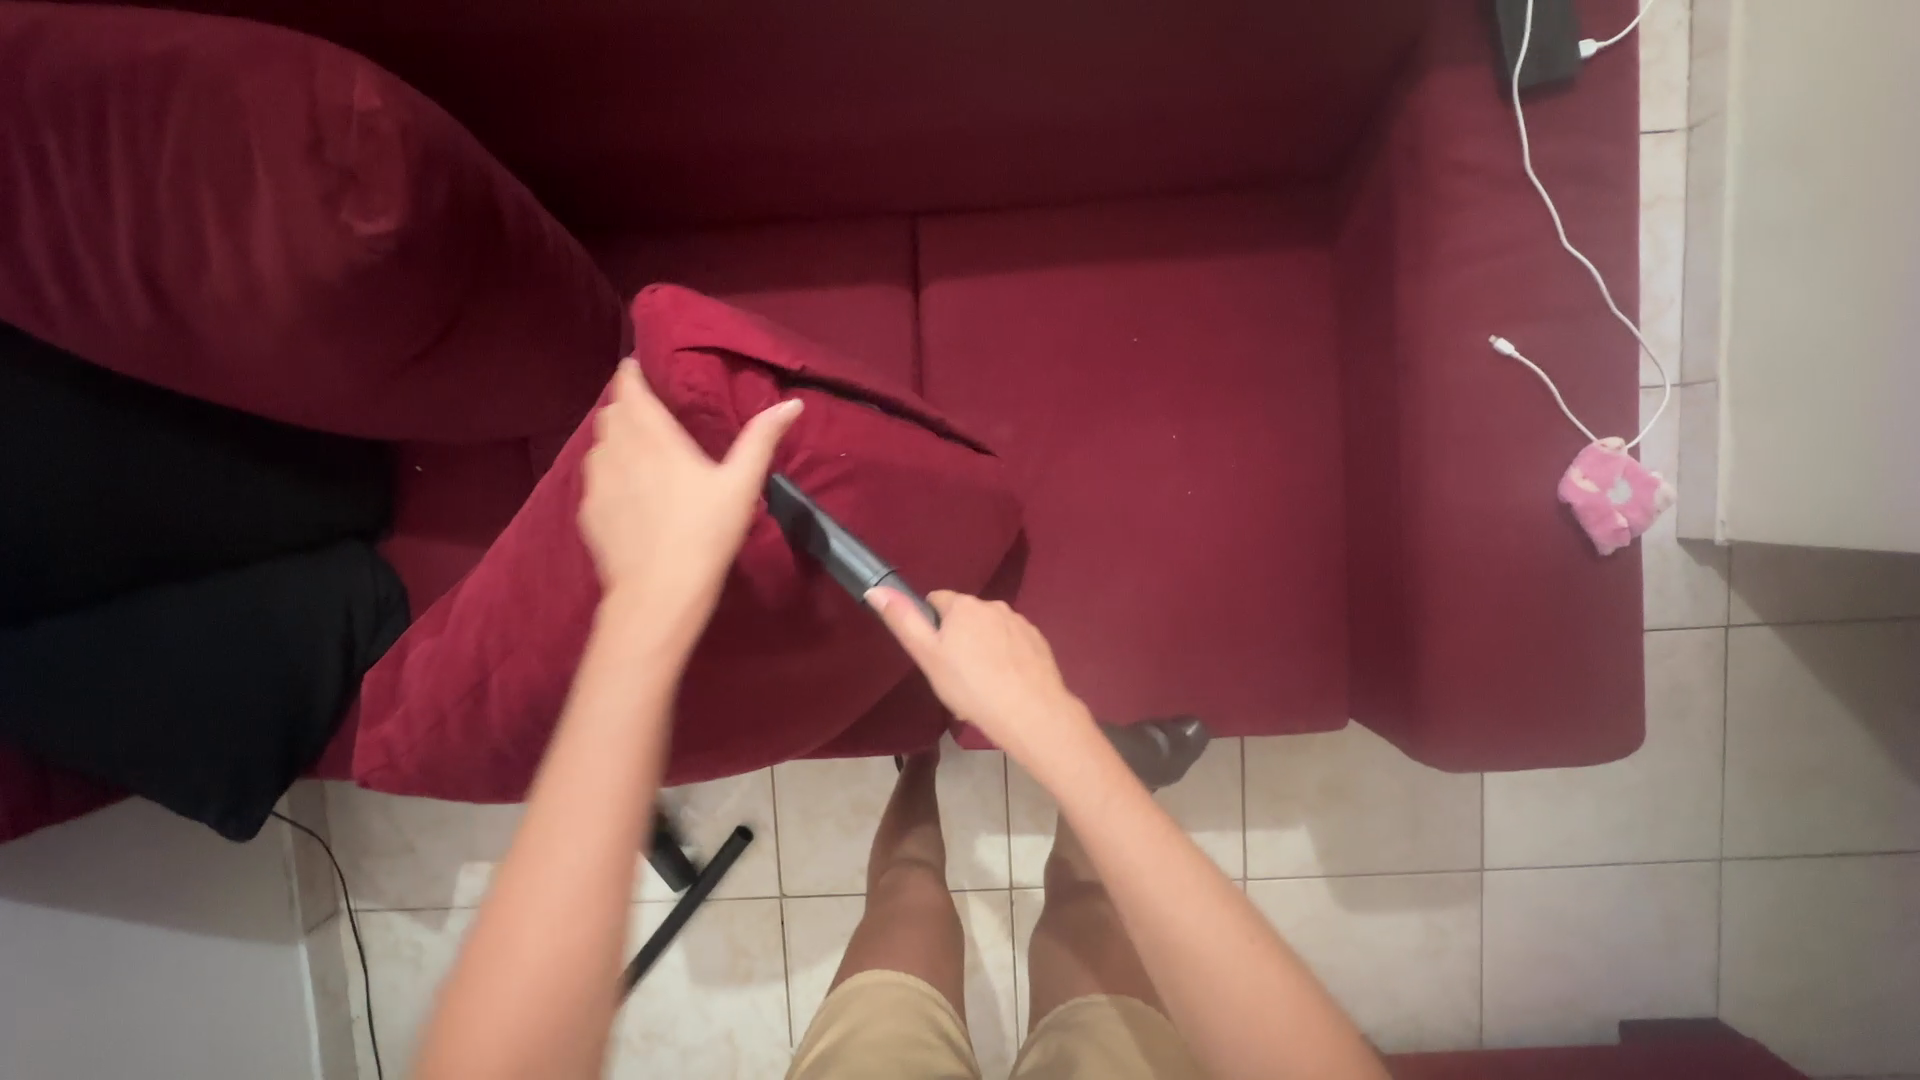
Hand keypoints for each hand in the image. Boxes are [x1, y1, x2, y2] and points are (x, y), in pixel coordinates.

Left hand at [579, 358, 801, 619]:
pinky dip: (606, 470)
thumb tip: (792, 405)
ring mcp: (597, 482)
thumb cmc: (706, 534)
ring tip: (635, 447)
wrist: (658, 592)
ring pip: (598, 443)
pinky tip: (625, 489)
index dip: (630, 374)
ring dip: (613, 436)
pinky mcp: (588, 511)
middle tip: (646, 411)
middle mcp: (617, 451)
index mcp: (654, 438)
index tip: (637, 368)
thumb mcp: (742, 486)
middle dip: (625, 405)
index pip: (630, 390)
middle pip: (610, 412)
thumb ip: (762, 440)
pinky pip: (593, 476)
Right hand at [867, 588, 1095, 764]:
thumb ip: (903, 620)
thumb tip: (876, 589)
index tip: (934, 655)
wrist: (1029, 712)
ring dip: (983, 647)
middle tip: (955, 675)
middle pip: (966, 616)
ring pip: (991, 630)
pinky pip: (1013, 643)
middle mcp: (994, 605)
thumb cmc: (970, 686)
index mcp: (963, 606)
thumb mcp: (928, 656)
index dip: (931, 626)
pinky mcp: (1038, 641)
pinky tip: (1005, 684)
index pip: (937, 601)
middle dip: (958, 638)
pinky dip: (1007, 657)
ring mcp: (1020, 622)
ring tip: (981, 685)